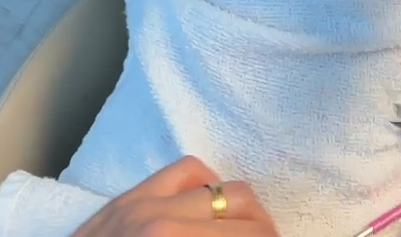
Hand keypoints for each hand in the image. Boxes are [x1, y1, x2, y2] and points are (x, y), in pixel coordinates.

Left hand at [70, 157, 278, 235]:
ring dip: (250, 214)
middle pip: (244, 219)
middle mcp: (164, 227)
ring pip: (226, 190)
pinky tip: (215, 208)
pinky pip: (188, 170)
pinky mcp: (132, 195)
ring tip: (256, 233)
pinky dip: (211, 185)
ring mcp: (148, 205)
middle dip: (268, 235)